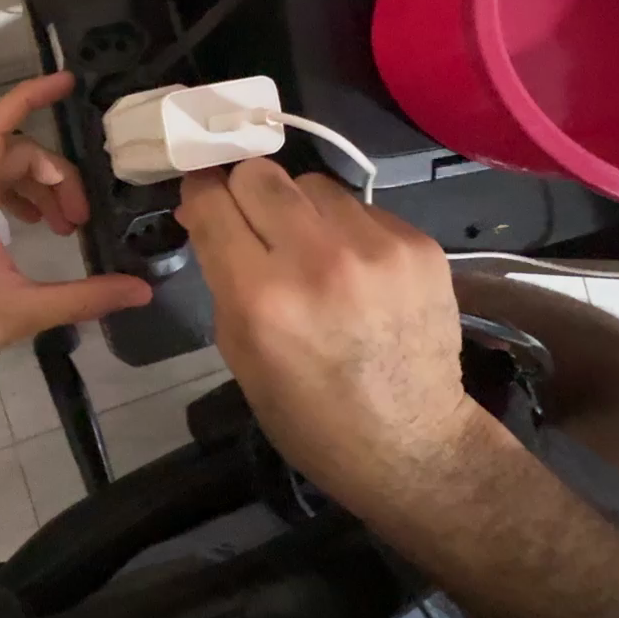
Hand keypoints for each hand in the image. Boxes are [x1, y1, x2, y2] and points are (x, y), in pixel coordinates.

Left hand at [0, 73, 153, 379]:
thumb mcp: (27, 311)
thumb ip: (86, 297)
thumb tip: (141, 290)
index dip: (30, 95)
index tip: (66, 83)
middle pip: (10, 154)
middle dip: (54, 177)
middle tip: (79, 220)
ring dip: (34, 188)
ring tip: (62, 224)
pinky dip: (9, 196)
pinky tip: (30, 223)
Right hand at [176, 159, 475, 510]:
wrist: (409, 444)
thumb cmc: (303, 410)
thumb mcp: (237, 347)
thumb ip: (219, 272)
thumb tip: (205, 213)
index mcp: (260, 295)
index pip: (213, 200)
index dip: (199, 194)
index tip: (201, 198)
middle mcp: (317, 259)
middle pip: (260, 173)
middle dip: (245, 191)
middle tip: (252, 221)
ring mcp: (375, 247)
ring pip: (311, 182)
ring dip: (297, 207)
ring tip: (310, 249)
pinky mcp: (419, 244)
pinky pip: (358, 207)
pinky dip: (344, 228)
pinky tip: (353, 267)